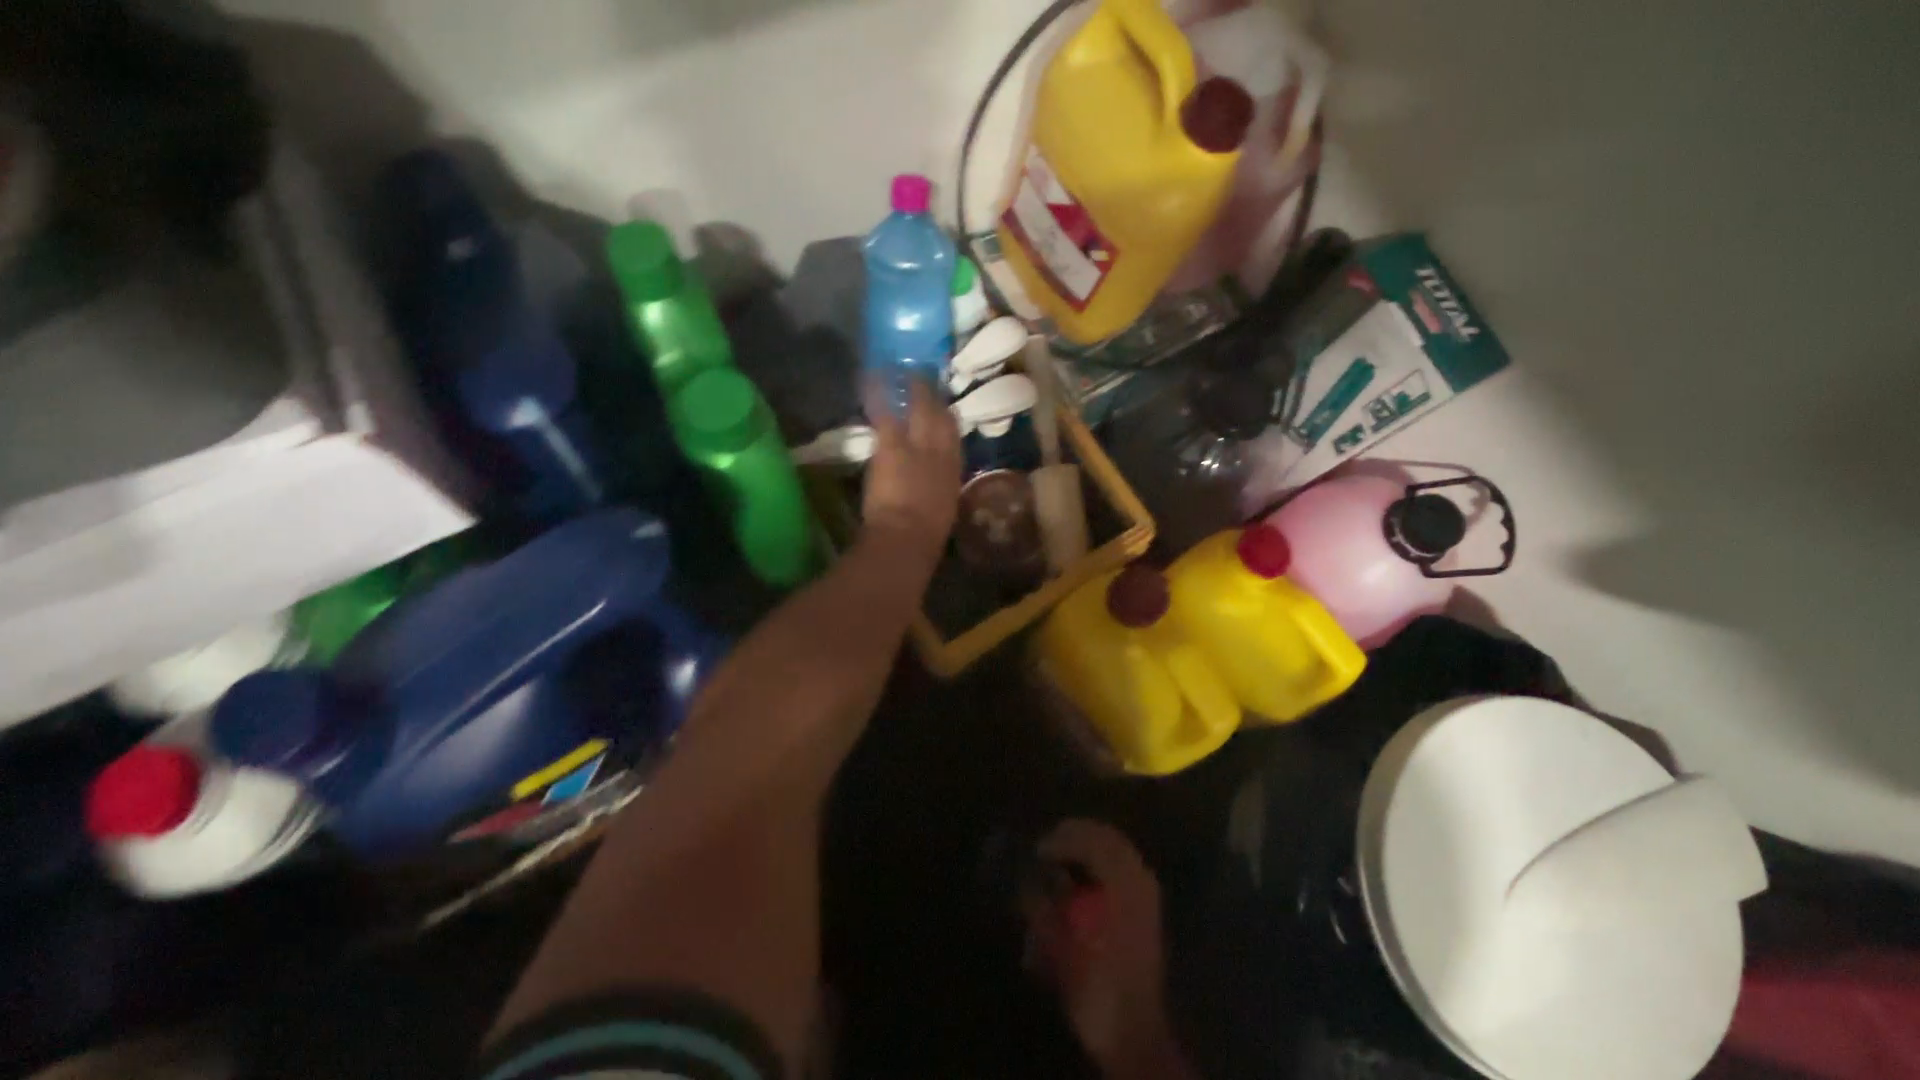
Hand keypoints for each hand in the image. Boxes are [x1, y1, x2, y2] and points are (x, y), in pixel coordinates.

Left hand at [861, 378, 960, 559]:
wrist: (907, 536)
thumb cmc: (924, 538)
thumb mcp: (940, 513)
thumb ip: (937, 495)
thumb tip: (932, 492)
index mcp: (953, 474)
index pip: (954, 440)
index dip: (948, 421)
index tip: (944, 407)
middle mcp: (941, 454)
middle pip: (941, 418)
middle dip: (934, 396)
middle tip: (925, 375)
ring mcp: (917, 445)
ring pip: (918, 408)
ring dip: (911, 388)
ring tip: (904, 369)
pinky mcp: (893, 444)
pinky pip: (886, 412)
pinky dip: (879, 393)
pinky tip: (873, 375)